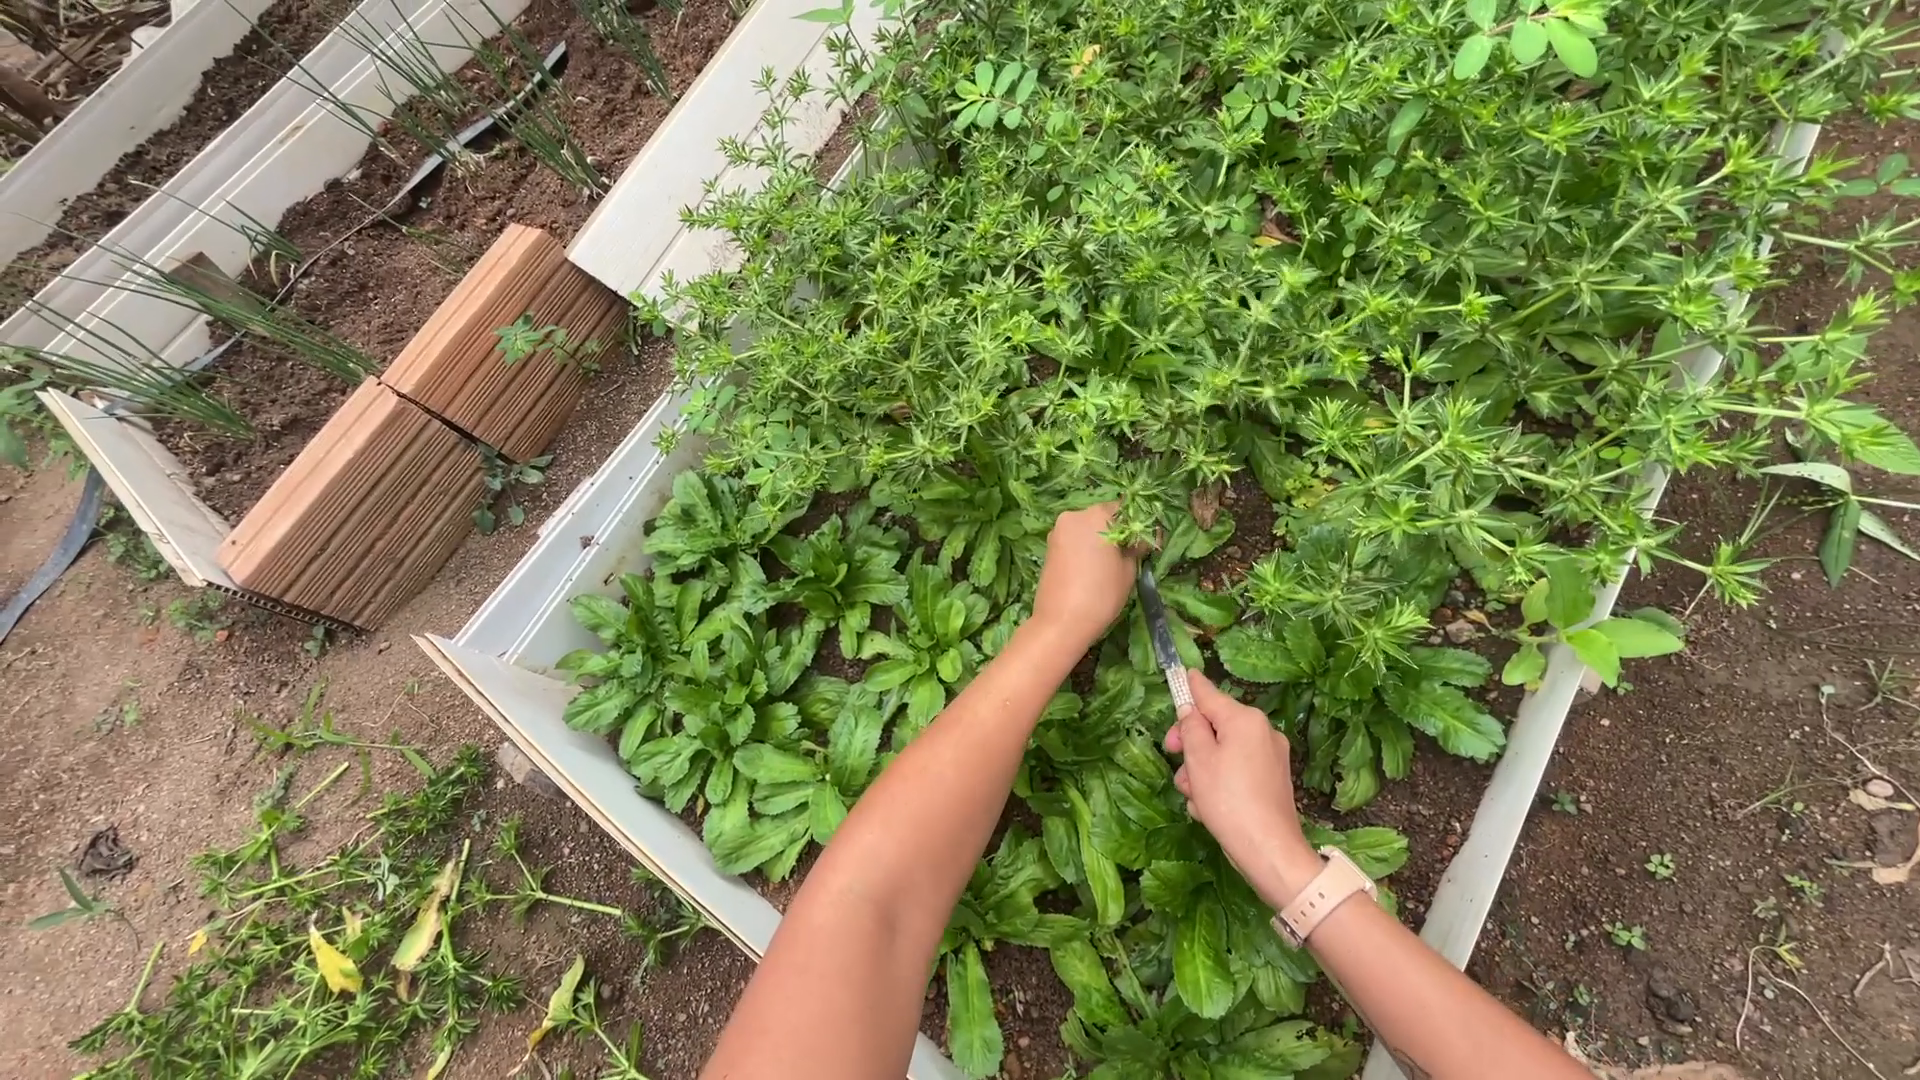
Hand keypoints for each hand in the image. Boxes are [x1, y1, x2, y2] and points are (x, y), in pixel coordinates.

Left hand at [1030, 503, 1135, 651]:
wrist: (1061, 623)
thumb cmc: (1101, 594)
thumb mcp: (1129, 570)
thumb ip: (1136, 548)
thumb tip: (1141, 541)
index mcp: (1096, 515)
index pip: (1124, 510)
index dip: (1138, 526)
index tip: (1146, 544)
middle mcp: (1073, 516)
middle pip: (1103, 517)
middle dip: (1117, 531)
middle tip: (1130, 554)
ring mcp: (1057, 531)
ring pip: (1087, 529)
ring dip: (1100, 540)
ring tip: (1111, 564)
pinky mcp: (1049, 547)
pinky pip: (1074, 540)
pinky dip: (1085, 548)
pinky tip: (1093, 568)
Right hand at [1164, 671, 1320, 908]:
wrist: (1269, 850)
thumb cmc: (1228, 799)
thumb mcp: (1198, 759)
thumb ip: (1191, 728)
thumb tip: (1191, 711)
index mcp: (1245, 719)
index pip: (1209, 694)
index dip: (1190, 686)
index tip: (1182, 672)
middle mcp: (1263, 731)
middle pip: (1215, 725)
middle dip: (1190, 743)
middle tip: (1173, 757)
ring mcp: (1271, 756)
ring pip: (1222, 751)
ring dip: (1201, 769)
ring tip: (1192, 795)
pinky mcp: (1272, 780)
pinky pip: (1236, 770)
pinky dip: (1219, 782)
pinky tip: (1208, 806)